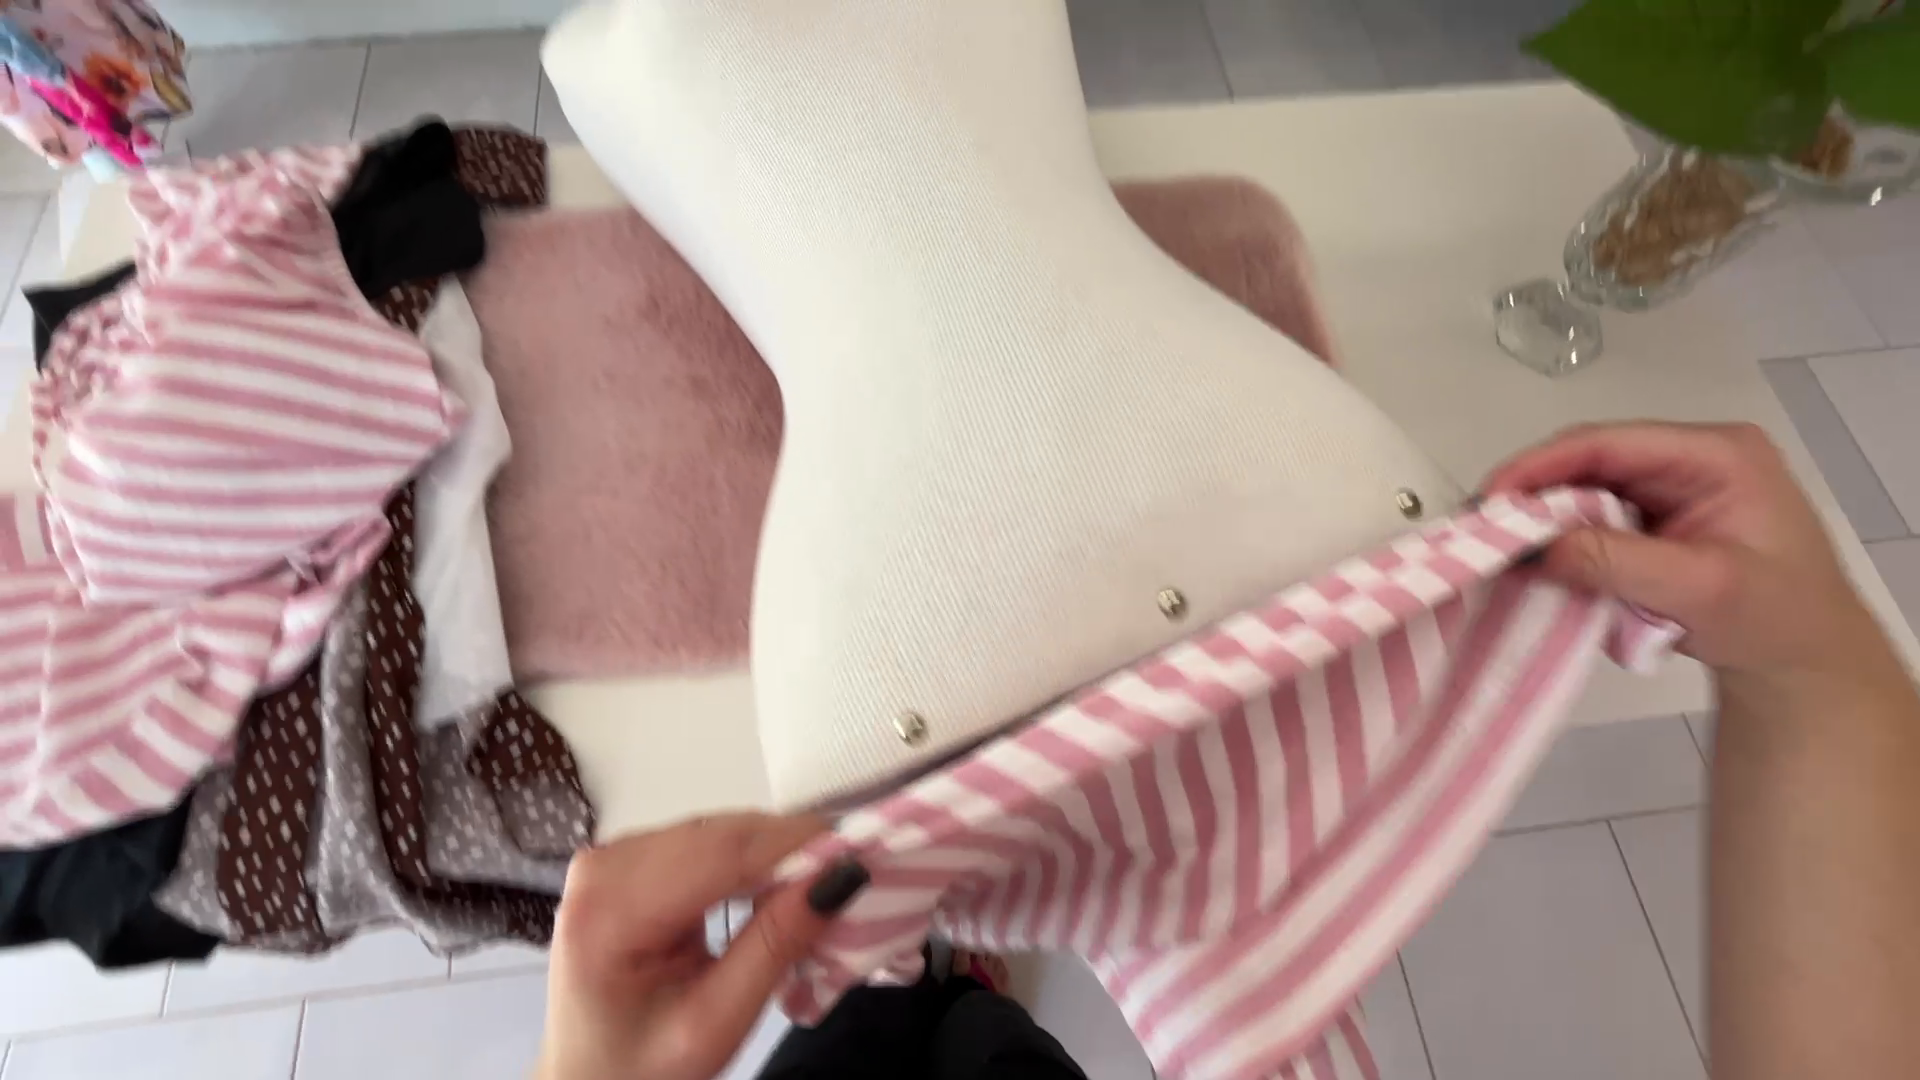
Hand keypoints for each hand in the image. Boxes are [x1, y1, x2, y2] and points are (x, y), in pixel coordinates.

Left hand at [535, 813, 869, 1079]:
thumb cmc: (643, 1070)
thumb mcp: (714, 1024)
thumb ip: (774, 946)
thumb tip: (841, 874)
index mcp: (609, 910)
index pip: (719, 853)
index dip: (794, 844)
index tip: (857, 850)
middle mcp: (605, 864)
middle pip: (721, 835)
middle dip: (789, 847)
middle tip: (848, 869)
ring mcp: (615, 853)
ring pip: (721, 829)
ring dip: (774, 849)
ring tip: (818, 877)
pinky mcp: (631, 854)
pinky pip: (708, 838)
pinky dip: (750, 855)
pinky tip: (776, 880)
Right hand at [1481, 422, 1897, 696]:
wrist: (1800, 662)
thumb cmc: (1771, 619)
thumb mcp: (1698, 587)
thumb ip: (1614, 560)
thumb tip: (1527, 548)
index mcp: (1714, 455)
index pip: (1603, 443)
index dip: (1536, 467)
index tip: (1488, 503)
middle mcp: (1682, 459)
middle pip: (1580, 461)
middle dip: (1527, 493)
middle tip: (1479, 528)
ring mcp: (1660, 487)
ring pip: (1572, 488)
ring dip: (1533, 517)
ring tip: (1492, 544)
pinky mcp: (1639, 518)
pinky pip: (1578, 515)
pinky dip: (1548, 536)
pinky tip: (1524, 555)